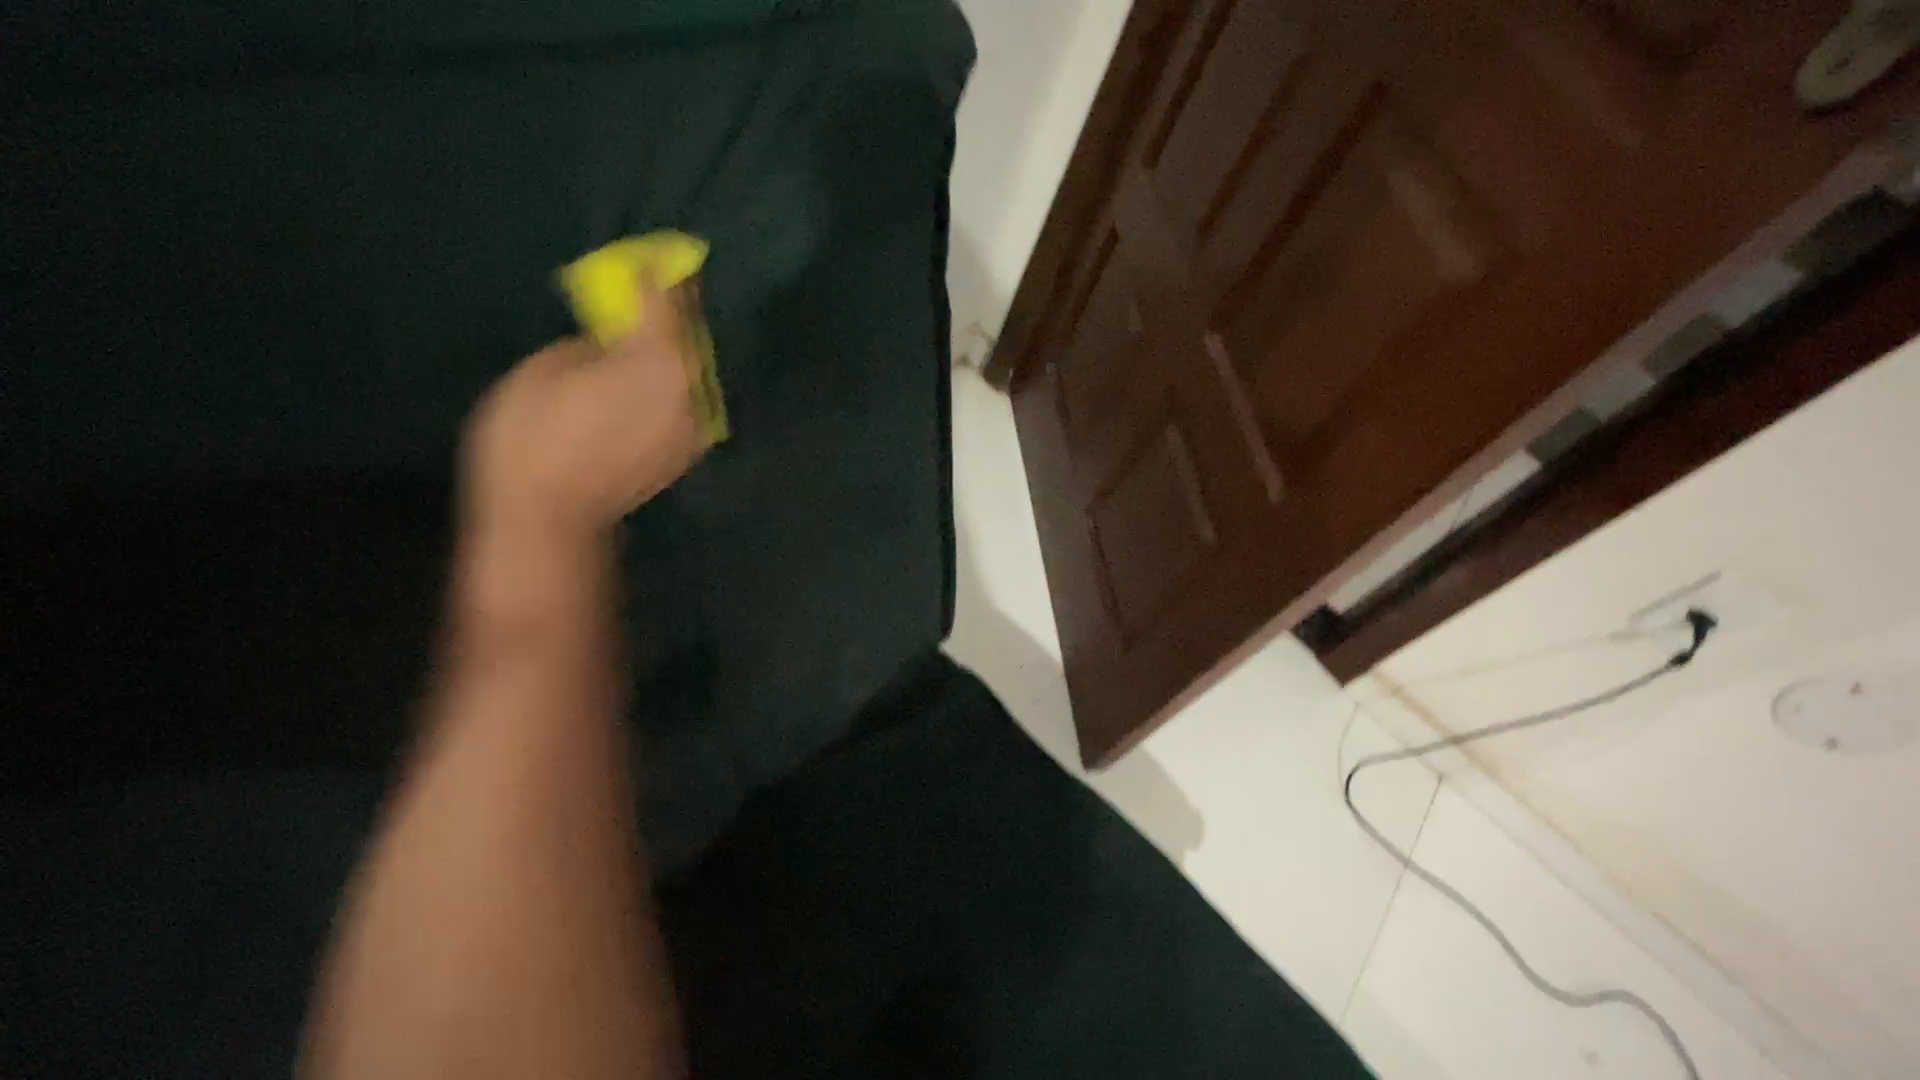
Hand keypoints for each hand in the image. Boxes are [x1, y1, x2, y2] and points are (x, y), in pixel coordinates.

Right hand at [462, 283, 705, 543]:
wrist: (549, 521)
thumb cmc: (531, 438)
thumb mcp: (547, 368)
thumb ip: (592, 342)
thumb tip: (614, 340)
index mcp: (657, 359)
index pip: (665, 302)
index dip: (659, 275)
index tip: (656, 256)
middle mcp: (689, 388)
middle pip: (686, 336)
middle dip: (673, 309)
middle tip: (661, 285)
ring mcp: (693, 424)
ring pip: (690, 371)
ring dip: (675, 348)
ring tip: (655, 329)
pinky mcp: (686, 452)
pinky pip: (686, 402)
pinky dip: (674, 383)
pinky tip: (654, 377)